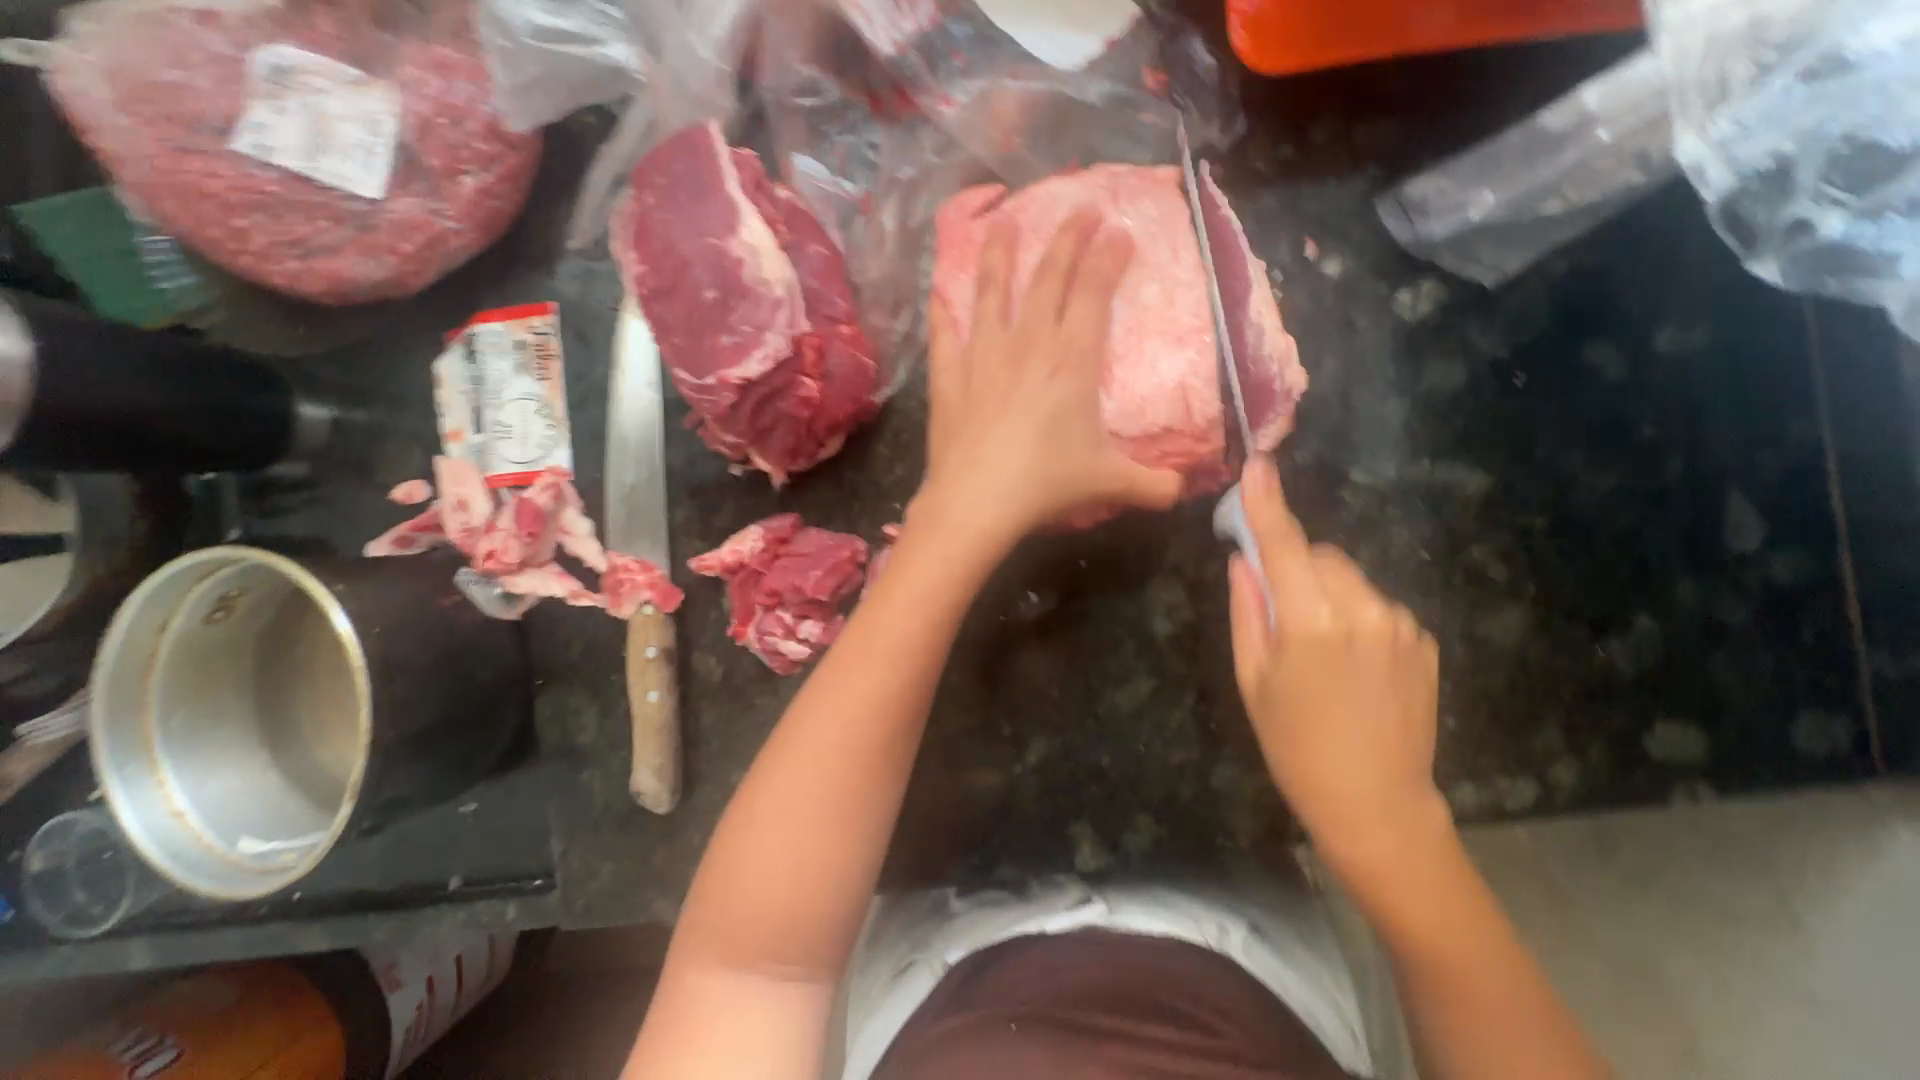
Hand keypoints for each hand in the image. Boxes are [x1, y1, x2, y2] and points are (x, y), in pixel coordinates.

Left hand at [912, 208, 1182, 551]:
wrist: (976, 500)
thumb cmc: (1046, 485)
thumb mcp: (1109, 483)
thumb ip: (1151, 484)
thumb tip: (1183, 491)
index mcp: (1073, 359)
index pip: (1094, 293)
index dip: (1108, 258)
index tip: (1119, 231)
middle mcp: (1029, 343)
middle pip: (1050, 277)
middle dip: (1069, 238)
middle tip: (1081, 210)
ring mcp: (983, 354)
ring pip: (993, 290)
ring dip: (1000, 253)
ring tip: (1004, 223)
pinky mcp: (949, 374)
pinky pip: (945, 332)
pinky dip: (942, 309)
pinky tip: (938, 291)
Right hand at [1228, 456, 1449, 879]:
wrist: (1376, 802)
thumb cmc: (1295, 747)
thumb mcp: (1252, 682)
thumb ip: (1246, 611)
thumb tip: (1242, 561)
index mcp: (1310, 621)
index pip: (1282, 545)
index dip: (1266, 503)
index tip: (1257, 464)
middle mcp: (1362, 609)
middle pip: (1321, 557)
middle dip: (1297, 567)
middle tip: (1281, 614)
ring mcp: (1401, 623)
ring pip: (1351, 580)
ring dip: (1329, 594)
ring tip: (1324, 654)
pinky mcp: (1424, 639)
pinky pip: (1379, 607)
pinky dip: (1359, 618)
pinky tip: (1357, 668)